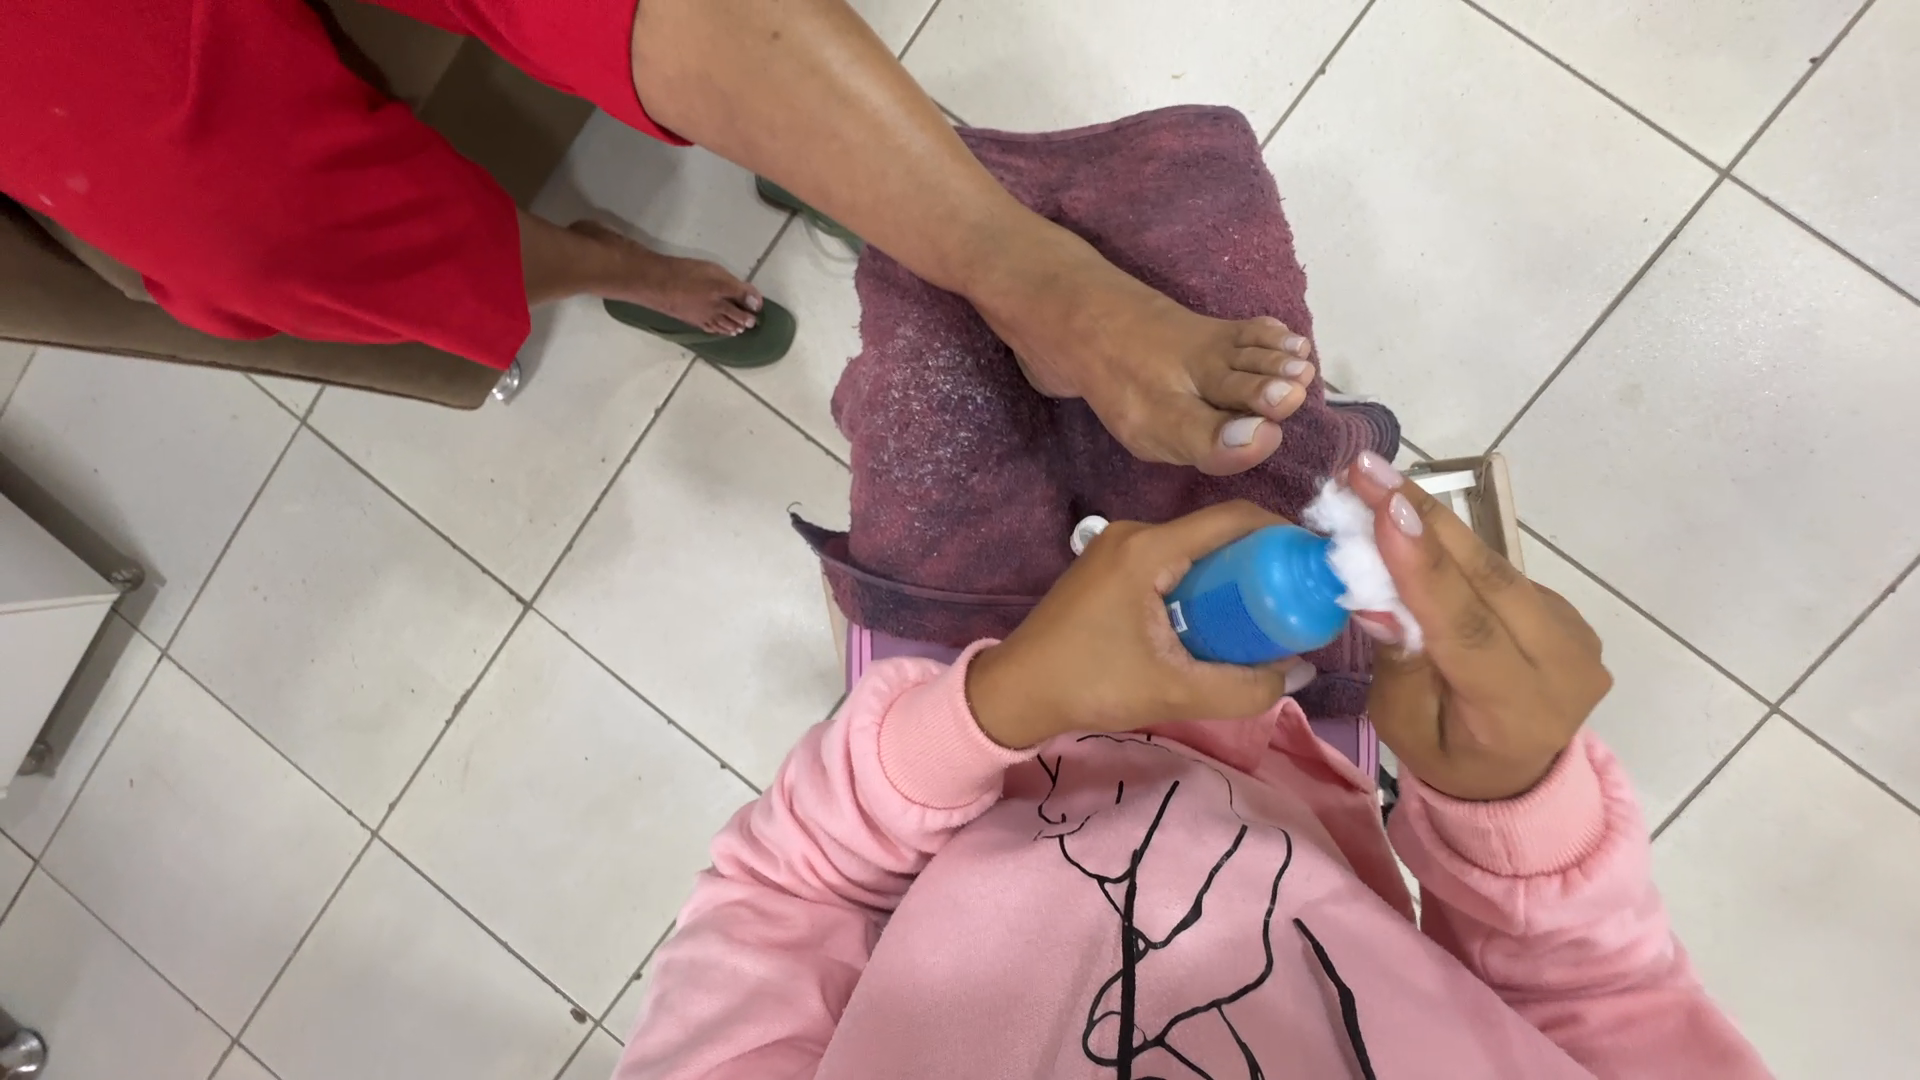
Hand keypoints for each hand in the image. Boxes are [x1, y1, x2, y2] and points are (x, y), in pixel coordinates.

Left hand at [967, 501, 1314, 748]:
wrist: (1016, 690)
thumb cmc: (1090, 684)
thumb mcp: (1174, 693)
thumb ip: (1244, 687)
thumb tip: (1298, 671)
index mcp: (1147, 548)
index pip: (1234, 519)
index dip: (1284, 536)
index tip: (1317, 568)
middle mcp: (1131, 534)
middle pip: (1215, 535)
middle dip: (1260, 566)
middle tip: (1293, 605)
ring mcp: (1114, 548)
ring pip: (1192, 551)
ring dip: (1226, 581)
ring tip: (1256, 622)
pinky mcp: (1106, 567)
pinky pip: (1168, 563)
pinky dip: (1197, 586)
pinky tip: (1209, 623)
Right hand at [1348, 452, 1612, 800]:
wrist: (1517, 772)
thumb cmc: (1445, 753)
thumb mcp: (1402, 725)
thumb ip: (1399, 665)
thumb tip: (1375, 602)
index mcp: (1518, 709)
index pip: (1467, 628)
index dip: (1424, 568)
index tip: (1386, 509)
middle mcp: (1563, 664)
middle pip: (1487, 579)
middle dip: (1423, 516)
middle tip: (1366, 469)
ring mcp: (1571, 631)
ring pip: (1492, 563)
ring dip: (1431, 517)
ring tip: (1376, 478)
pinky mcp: (1561, 609)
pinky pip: (1496, 568)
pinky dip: (1448, 540)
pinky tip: (1408, 513)